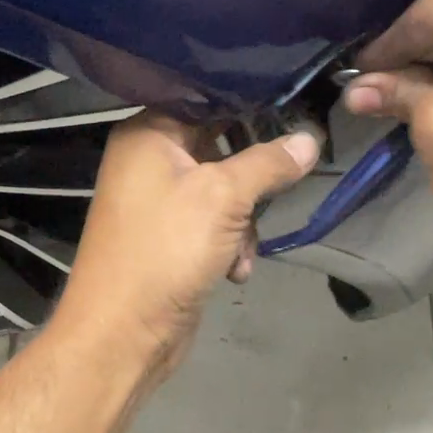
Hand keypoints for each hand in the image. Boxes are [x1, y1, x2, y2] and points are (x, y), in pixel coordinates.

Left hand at [56, 114, 319, 378]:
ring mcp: (157, 202)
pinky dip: (230, 243)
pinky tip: (236, 269)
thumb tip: (310, 137)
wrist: (123, 334)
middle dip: (253, 173)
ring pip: (222, 189)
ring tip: (245, 245)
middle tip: (287, 177)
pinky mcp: (170, 238)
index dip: (249, 103)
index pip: (205, 98)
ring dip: (244, 219)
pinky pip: (213, 224)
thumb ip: (268, 162)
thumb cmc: (167, 249)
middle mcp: (148, 160)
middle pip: (218, 144)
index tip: (294, 108)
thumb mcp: (223, 197)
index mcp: (148, 134)